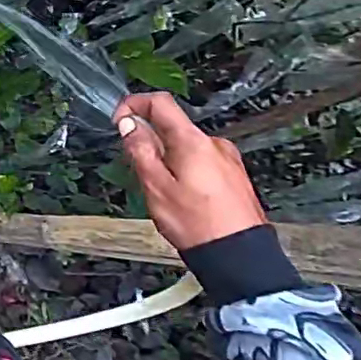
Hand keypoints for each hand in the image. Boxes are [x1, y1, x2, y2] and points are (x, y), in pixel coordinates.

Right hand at [113, 92, 265, 250]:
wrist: (240, 256)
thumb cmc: (196, 224)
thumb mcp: (155, 185)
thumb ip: (140, 150)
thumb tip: (129, 124)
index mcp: (192, 142)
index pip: (159, 103)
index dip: (133, 105)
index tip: (120, 121)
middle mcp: (214, 145)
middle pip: (171, 125)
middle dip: (148, 139)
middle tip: (137, 167)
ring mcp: (227, 159)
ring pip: (185, 145)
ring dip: (166, 156)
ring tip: (161, 188)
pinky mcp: (233, 175)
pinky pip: (201, 160)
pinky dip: (183, 168)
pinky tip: (181, 195)